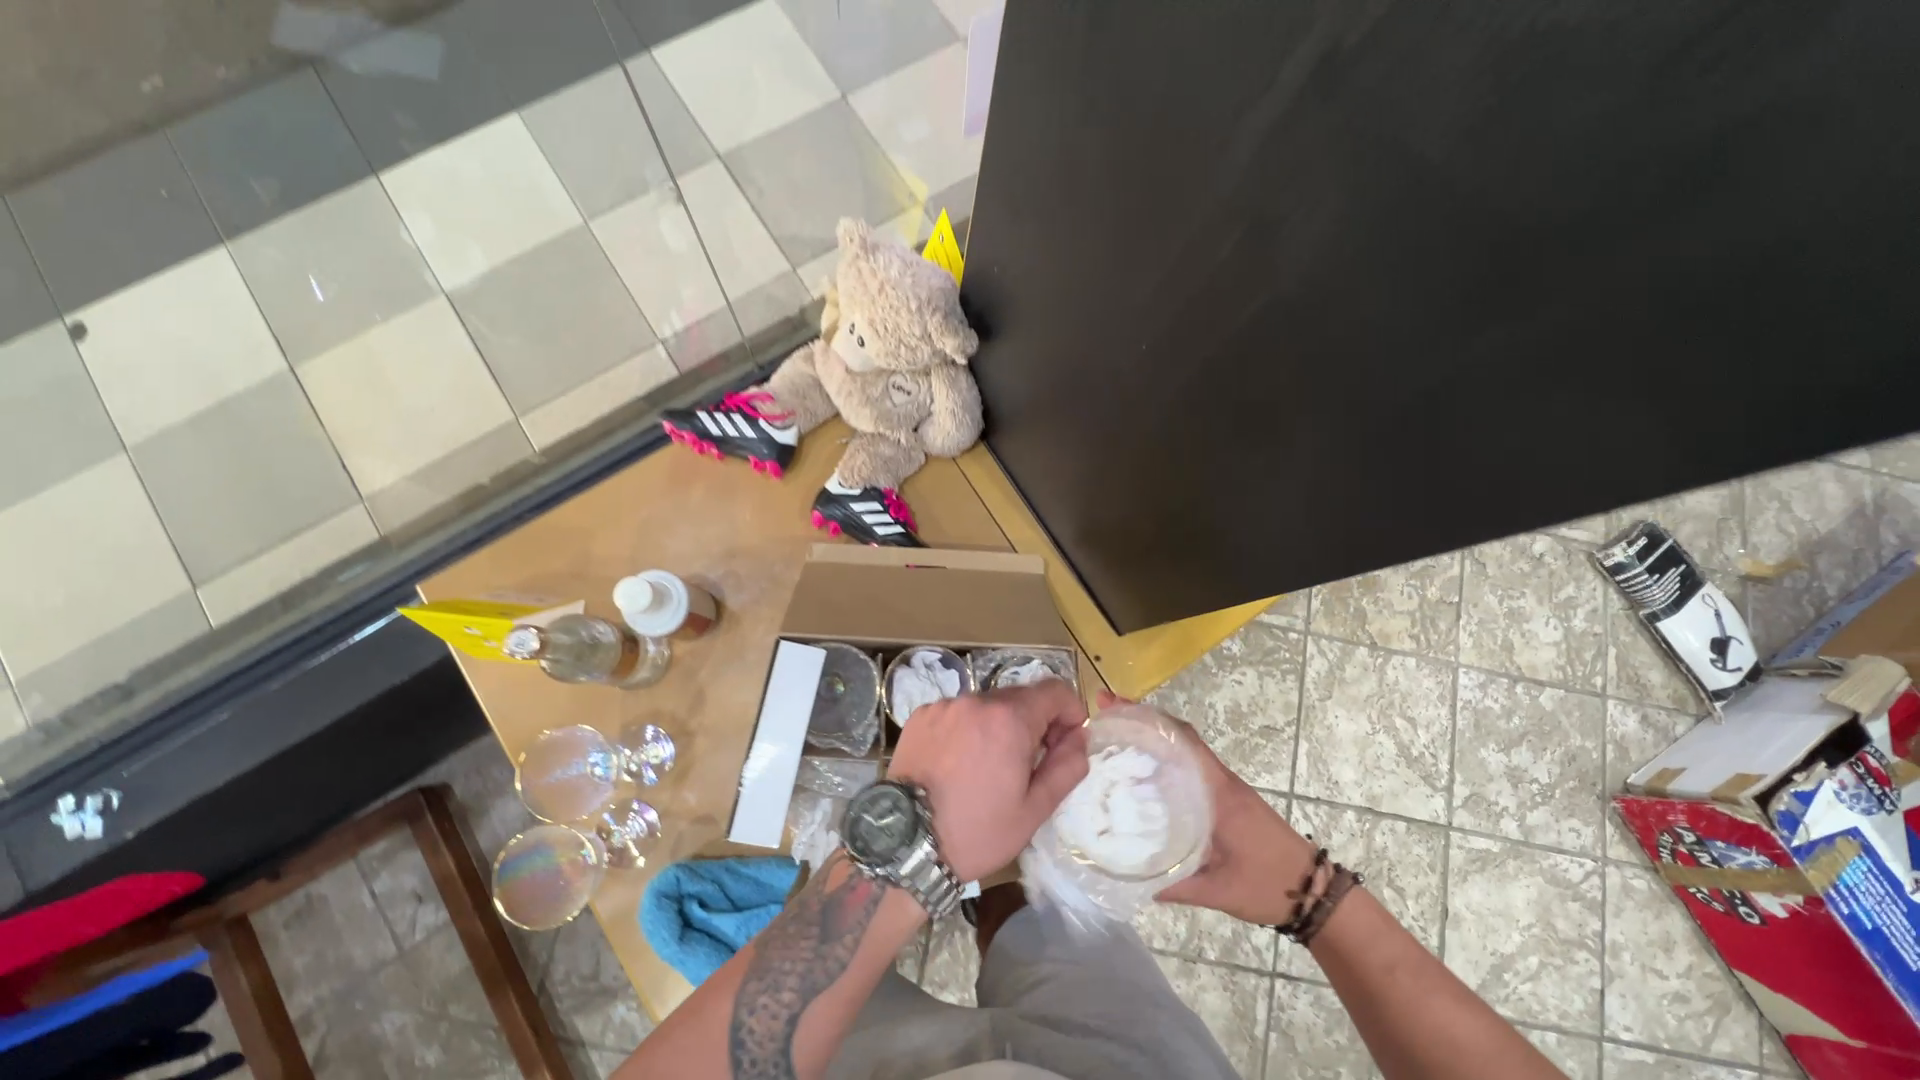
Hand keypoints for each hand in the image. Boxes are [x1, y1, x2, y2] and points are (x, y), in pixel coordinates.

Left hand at [887, 679, 1089, 881]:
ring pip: (987, 706)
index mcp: (1009, 719)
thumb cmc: (977, 832)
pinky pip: (958, 714)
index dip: (1069, 712)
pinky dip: (968, 730)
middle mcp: (975, 701)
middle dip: (1034, 723)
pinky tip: (959, 765)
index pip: (1055, 691)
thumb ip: (1067, 766)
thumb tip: (1079, 736)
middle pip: (1020, 697)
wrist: (906, 844)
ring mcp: (944, 707)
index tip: (1066, 742)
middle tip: (1029, 764)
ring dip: (999, 727)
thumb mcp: (1035, 809)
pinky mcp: (920, 717)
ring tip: (989, 768)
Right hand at [1093, 692, 1317, 925]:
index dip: (1146, 718)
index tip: (1112, 706)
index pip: (1182, 740)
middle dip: (1141, 722)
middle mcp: (1221, 782)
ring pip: (1185, 752)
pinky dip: (1165, 761)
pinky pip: (1191, 769)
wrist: (1314, 893)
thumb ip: (1173, 886)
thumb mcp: (1217, 891)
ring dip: (1152, 740)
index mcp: (1218, 793)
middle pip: (1178, 737)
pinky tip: (1141, 777)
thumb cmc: (1268, 886)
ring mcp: (1226, 789)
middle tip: (1102, 720)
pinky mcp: (1228, 800)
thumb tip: (1127, 881)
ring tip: (1112, 742)